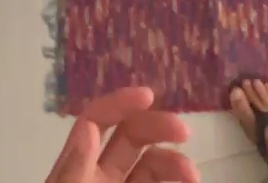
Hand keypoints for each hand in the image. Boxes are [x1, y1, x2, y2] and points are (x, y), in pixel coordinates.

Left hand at [45, 86, 199, 182]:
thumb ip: (75, 167)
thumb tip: (87, 129)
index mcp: (77, 163)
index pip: (97, 120)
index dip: (121, 102)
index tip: (149, 94)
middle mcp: (99, 174)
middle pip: (131, 137)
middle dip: (159, 126)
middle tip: (184, 130)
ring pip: (151, 166)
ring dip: (174, 163)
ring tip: (193, 175)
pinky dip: (176, 182)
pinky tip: (190, 182)